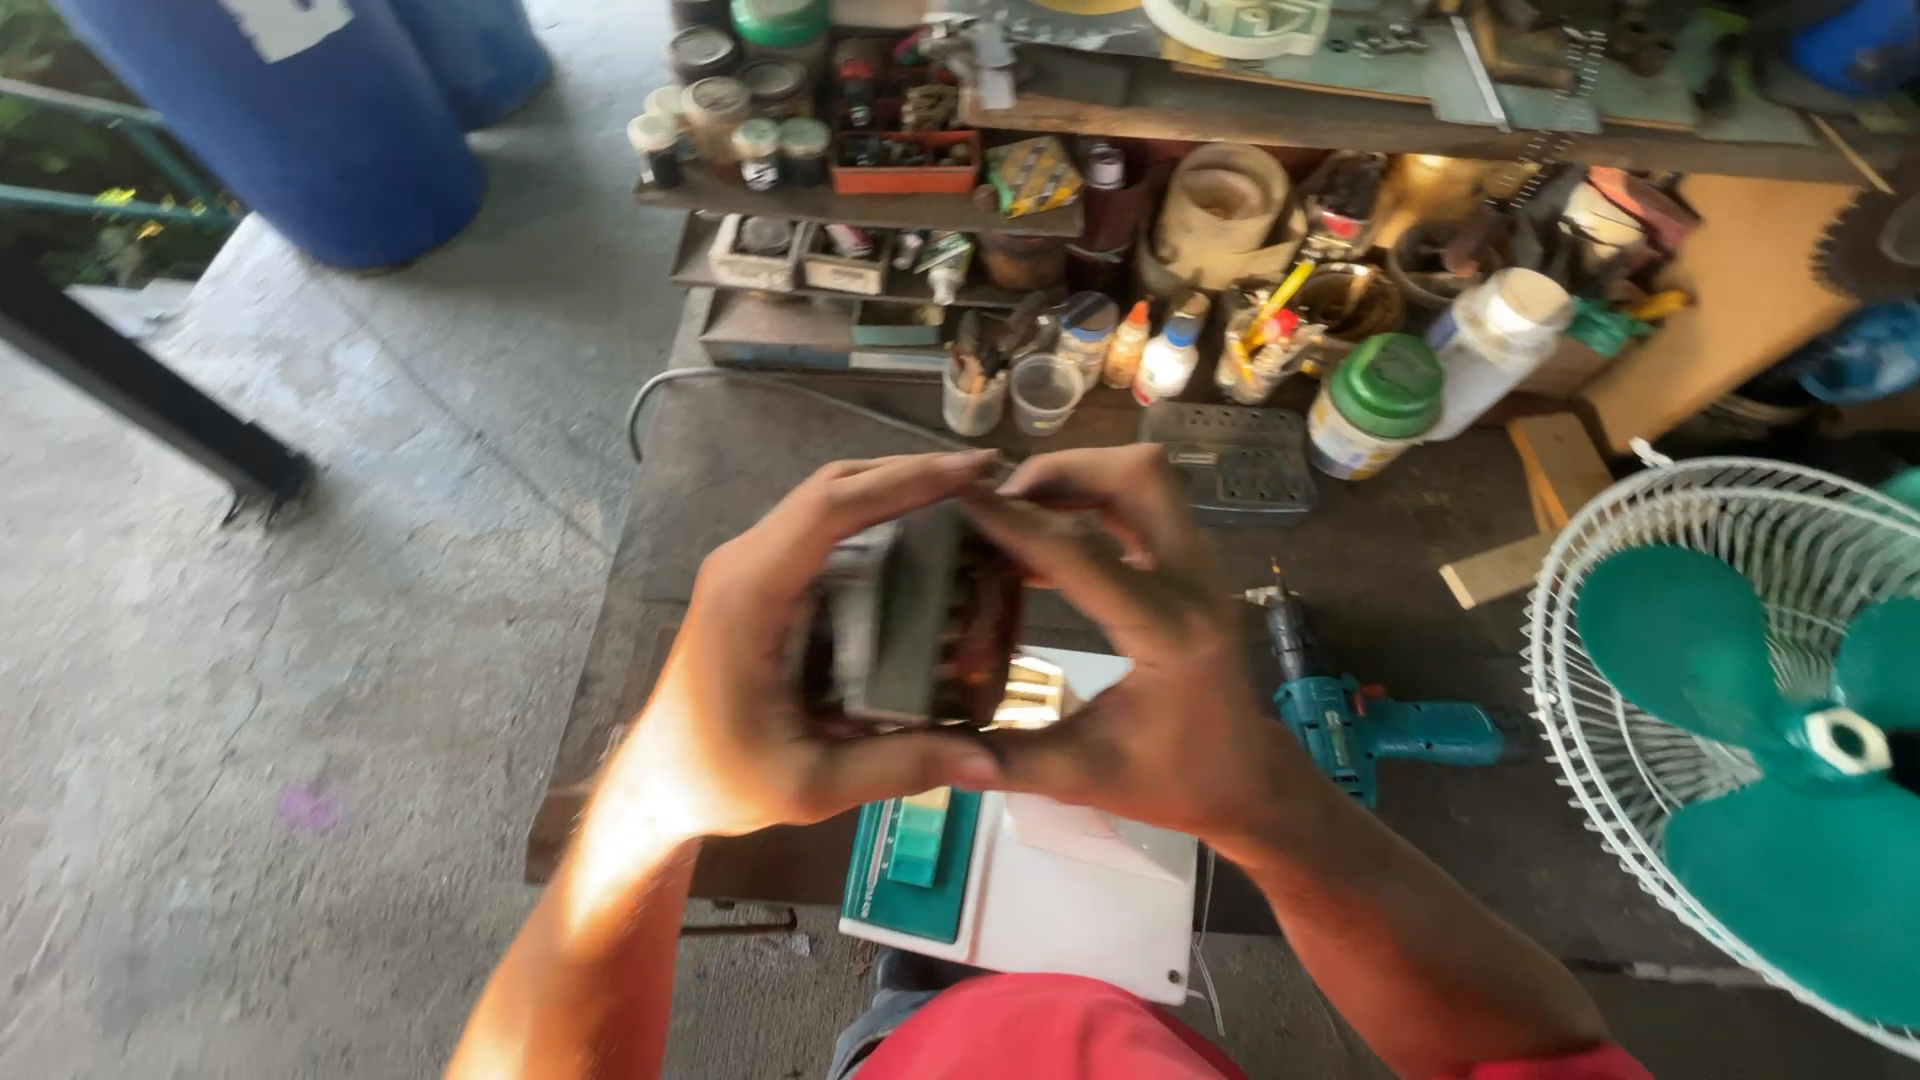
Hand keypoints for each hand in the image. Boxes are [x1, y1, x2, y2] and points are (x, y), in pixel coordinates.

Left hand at [599, 451, 1005, 842]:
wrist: (660, 780)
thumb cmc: (721, 778)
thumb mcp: (812, 784)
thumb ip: (900, 766)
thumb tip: (993, 763)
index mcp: (750, 591)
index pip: (832, 508)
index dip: (905, 482)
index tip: (972, 471)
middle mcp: (746, 561)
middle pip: (833, 486)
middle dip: (909, 472)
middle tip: (981, 475)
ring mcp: (749, 565)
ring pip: (827, 498)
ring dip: (891, 486)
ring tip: (961, 495)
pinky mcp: (760, 578)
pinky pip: (822, 527)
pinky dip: (873, 514)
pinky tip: (916, 532)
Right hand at [961, 445, 1322, 862]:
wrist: (1246, 778)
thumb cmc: (1173, 782)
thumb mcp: (1085, 778)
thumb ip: (1009, 759)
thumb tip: (934, 747)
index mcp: (1168, 634)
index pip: (1081, 554)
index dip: (1015, 523)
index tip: (961, 502)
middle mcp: (1193, 583)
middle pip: (1138, 476)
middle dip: (1062, 470)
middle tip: (1001, 500)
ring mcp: (1199, 567)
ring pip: (1145, 477)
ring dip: (1077, 476)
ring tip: (1017, 510)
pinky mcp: (1191, 565)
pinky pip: (1143, 502)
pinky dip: (1090, 498)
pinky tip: (1043, 537)